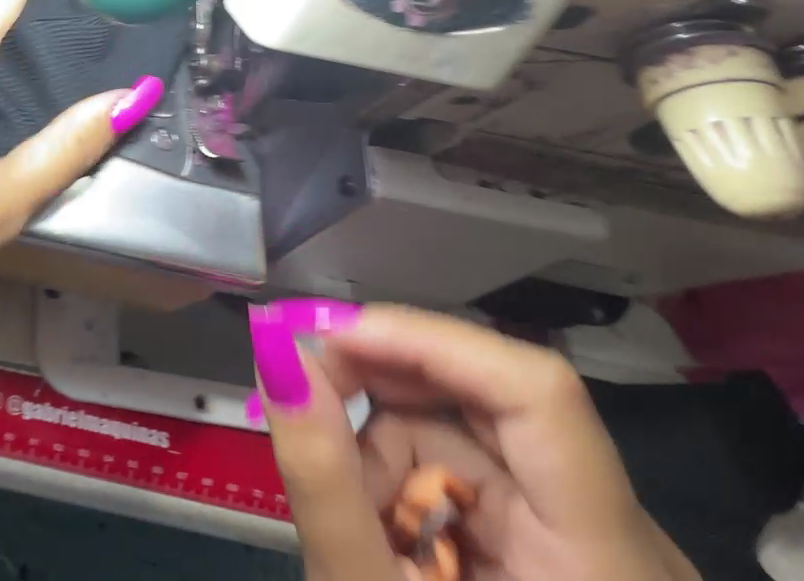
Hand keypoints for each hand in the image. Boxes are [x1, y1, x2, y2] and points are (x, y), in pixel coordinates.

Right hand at [251, 302, 698, 580]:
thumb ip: (322, 474)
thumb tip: (276, 355)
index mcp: (601, 556)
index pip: (536, 392)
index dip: (427, 340)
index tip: (324, 335)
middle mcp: (617, 528)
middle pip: (489, 397)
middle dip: (380, 390)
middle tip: (300, 398)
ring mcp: (590, 529)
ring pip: (467, 424)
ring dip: (383, 440)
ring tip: (352, 507)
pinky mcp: (556, 531)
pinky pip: (468, 458)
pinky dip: (404, 468)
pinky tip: (384, 519)